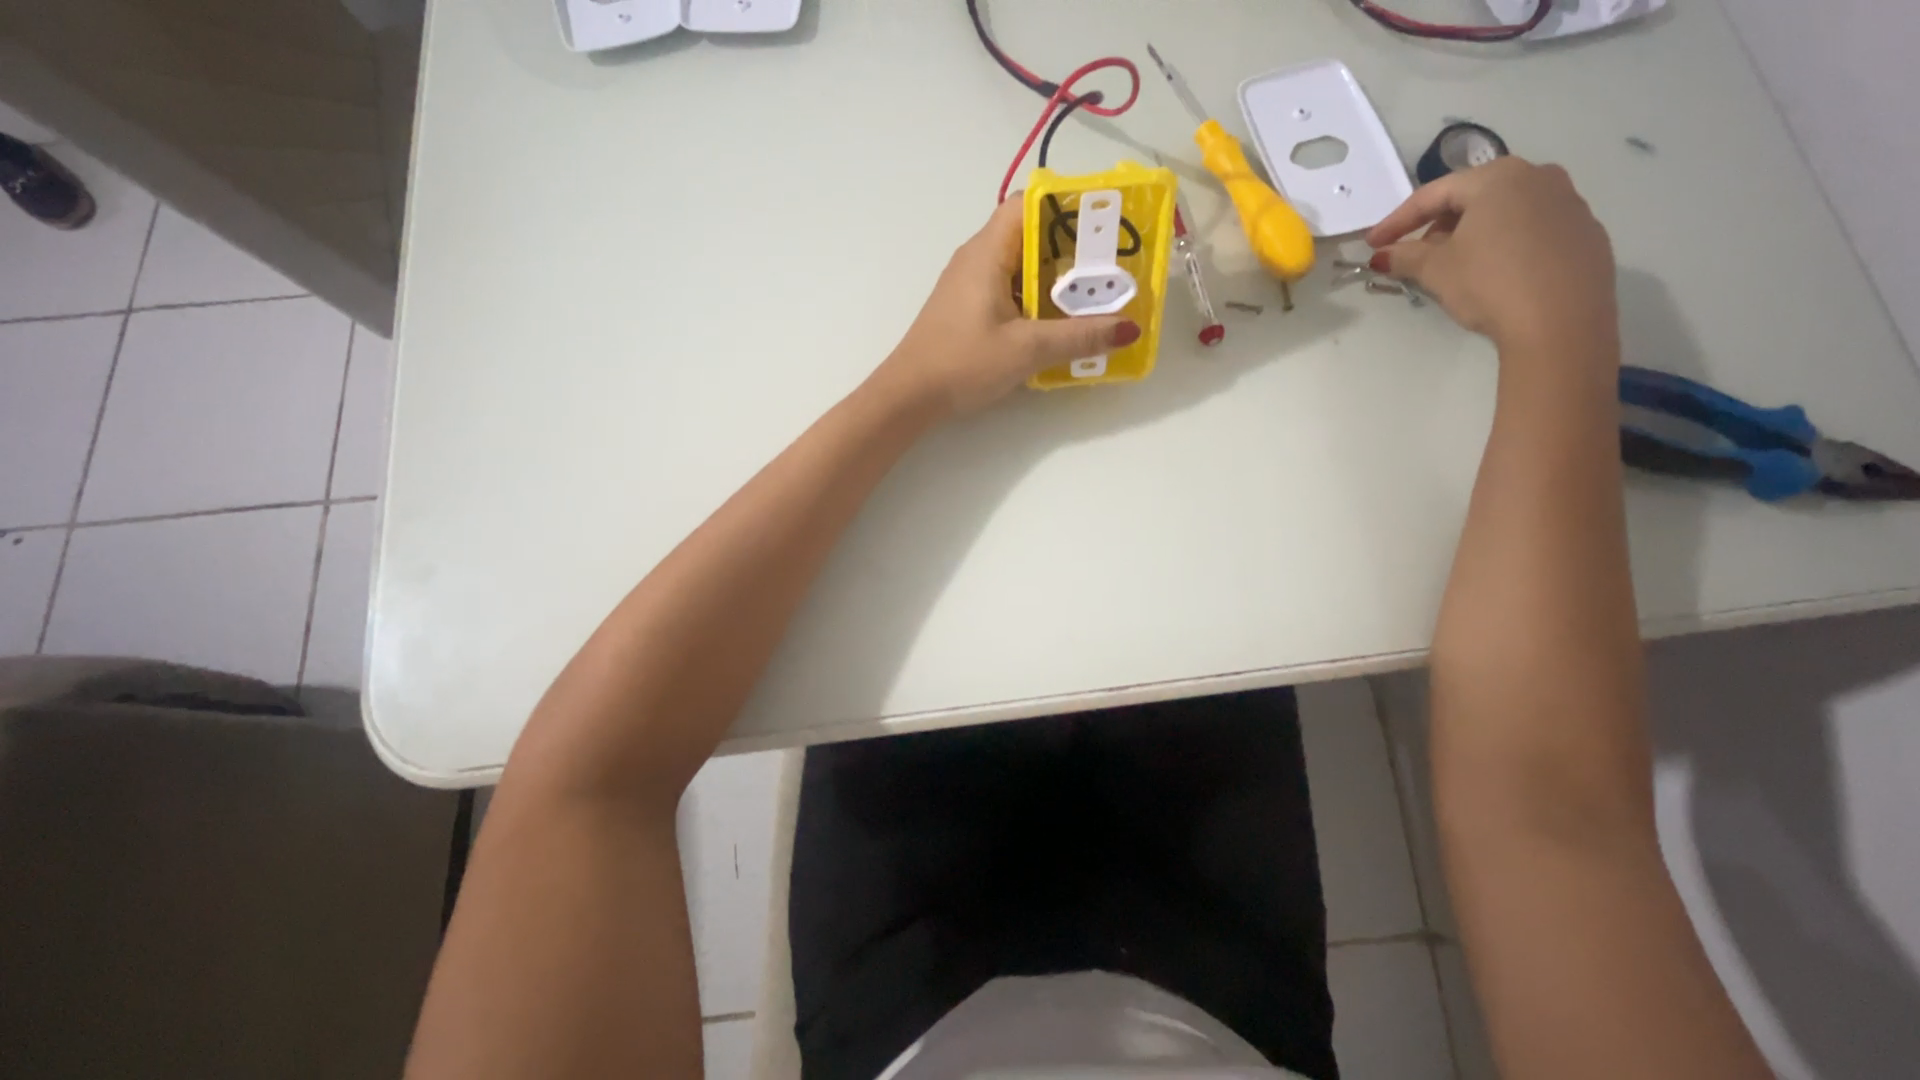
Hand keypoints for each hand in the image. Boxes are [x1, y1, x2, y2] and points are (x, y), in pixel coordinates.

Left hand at [872, 198, 1140, 415]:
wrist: (908, 397)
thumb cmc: (963, 363)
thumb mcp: (1027, 350)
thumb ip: (1080, 336)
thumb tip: (1130, 327)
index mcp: (987, 252)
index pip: (1028, 204)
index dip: (1067, 204)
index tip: (1104, 218)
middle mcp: (976, 258)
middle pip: (1029, 232)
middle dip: (1071, 245)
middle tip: (1111, 262)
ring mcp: (970, 283)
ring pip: (1020, 263)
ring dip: (1055, 274)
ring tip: (1095, 290)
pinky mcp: (968, 308)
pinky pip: (1010, 287)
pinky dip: (1037, 295)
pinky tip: (1060, 318)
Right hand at [1368, 158, 1616, 358]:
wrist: (1561, 322)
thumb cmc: (1490, 283)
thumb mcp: (1436, 270)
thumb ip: (1405, 256)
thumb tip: (1383, 254)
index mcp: (1498, 177)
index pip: (1434, 194)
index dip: (1397, 221)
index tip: (1373, 244)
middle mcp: (1539, 177)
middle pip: (1474, 197)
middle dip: (1439, 225)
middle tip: (1416, 254)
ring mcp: (1570, 203)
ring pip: (1507, 212)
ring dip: (1475, 233)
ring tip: (1456, 265)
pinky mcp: (1587, 234)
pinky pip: (1535, 231)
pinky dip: (1508, 245)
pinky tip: (1498, 274)